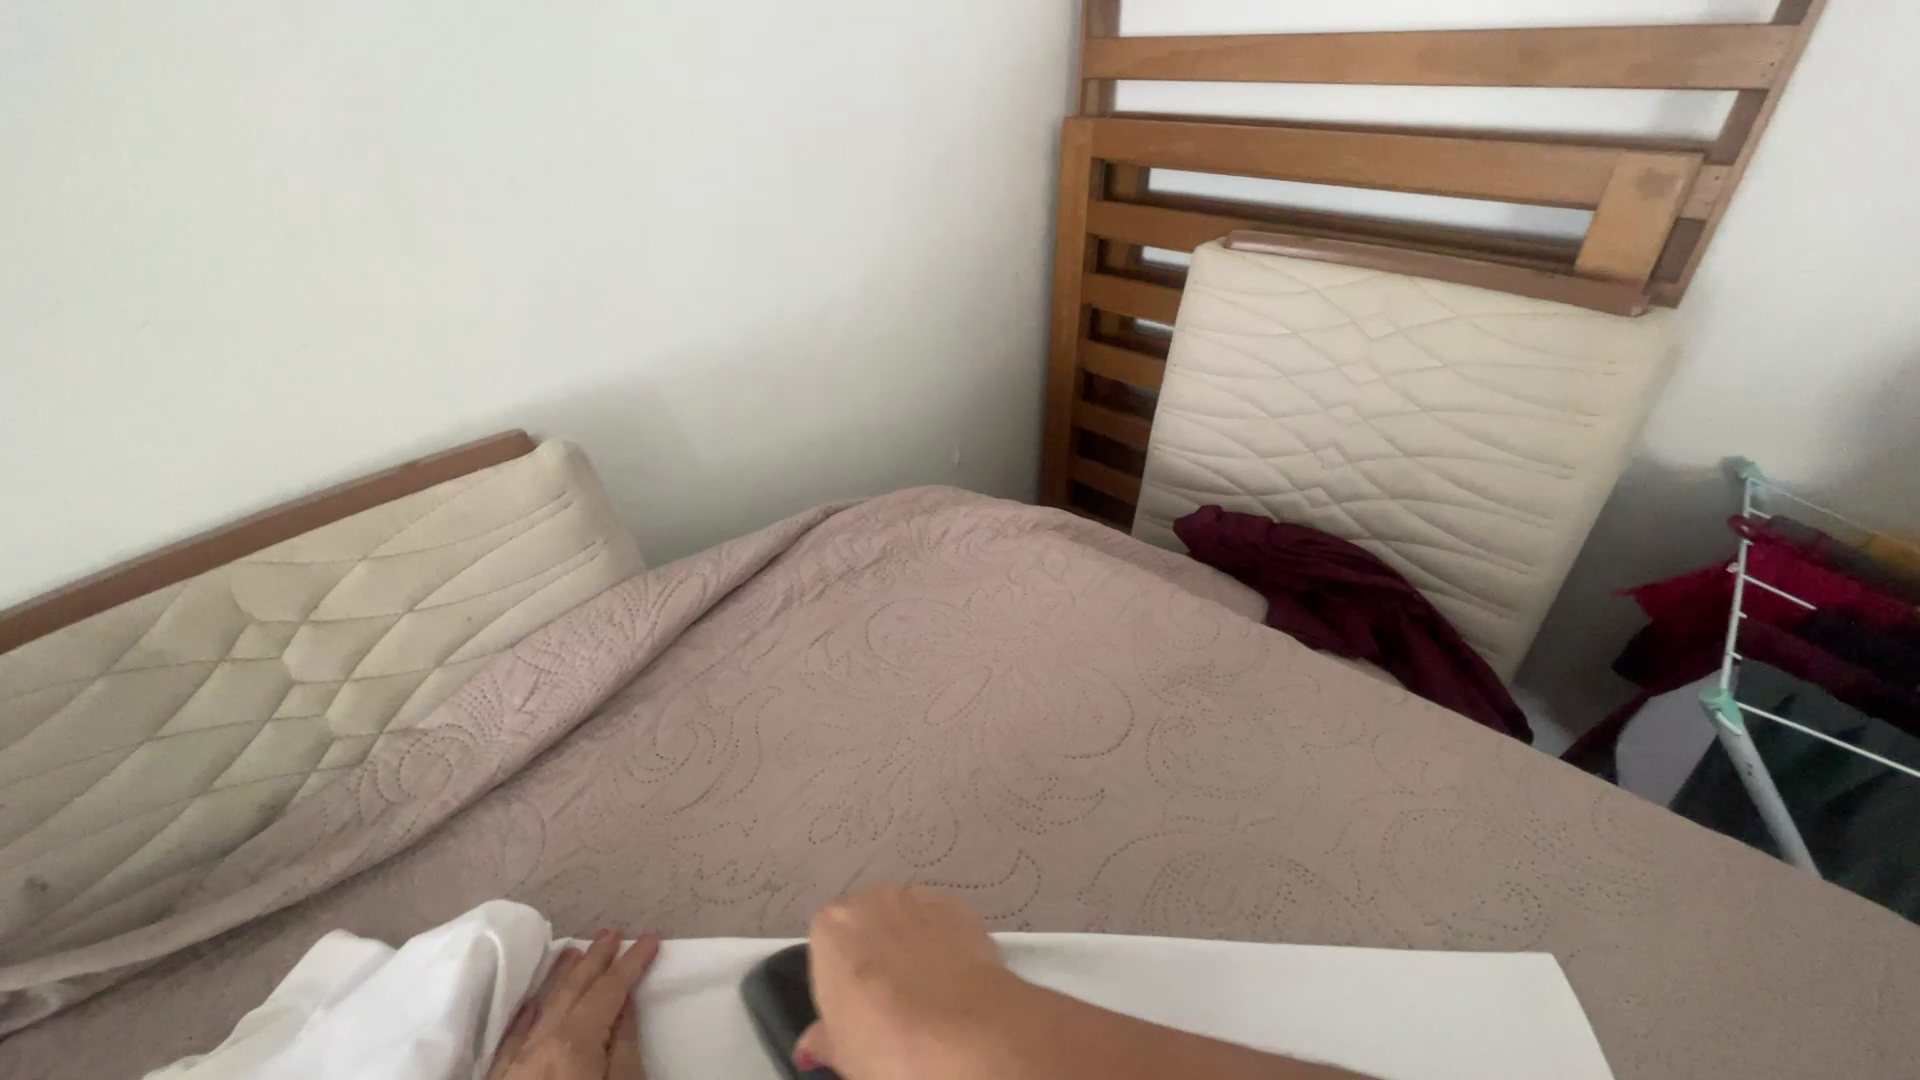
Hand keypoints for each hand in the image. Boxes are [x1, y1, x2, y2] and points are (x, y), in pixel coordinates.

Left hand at [486, 929, 661, 1079]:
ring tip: (574, 950)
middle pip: (573, 990)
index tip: (651, 939)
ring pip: (539, 1008)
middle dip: (596, 959)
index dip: (632, 962)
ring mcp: (513, 1066)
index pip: (609, 990)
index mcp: (575, 1043)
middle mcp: (540, 1045)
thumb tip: (626, 1004)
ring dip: (560, 976)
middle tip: (614, 932)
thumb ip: (624, 1046)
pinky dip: (524, 1013)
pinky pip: (509, 1039)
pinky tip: (530, 1001)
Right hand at [795, 884, 1020, 1079]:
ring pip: (906, 916)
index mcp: (831, 925)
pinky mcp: (957, 906)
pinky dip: (943, 941)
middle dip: (875, 948)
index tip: (853, 1002)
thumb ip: (822, 1035)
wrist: (958, 1032)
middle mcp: (872, 899)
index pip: (828, 942)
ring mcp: (918, 897)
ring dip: (910, 940)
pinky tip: (951, 977)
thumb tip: (814, 1042)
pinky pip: (941, 921)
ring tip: (925, 987)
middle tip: (887, 994)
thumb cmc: (884, 1038)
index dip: (841, 973)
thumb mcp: (839, 1049)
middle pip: (867, 920)